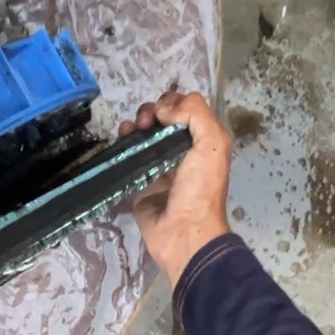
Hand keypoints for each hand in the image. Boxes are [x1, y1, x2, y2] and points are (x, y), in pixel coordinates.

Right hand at [120, 91, 232, 281]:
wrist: (183, 232)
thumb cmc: (200, 189)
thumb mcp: (212, 144)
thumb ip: (195, 114)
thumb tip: (164, 110)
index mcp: (203, 140)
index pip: (186, 107)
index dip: (173, 102)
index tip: (165, 113)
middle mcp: (182, 149)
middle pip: (164, 116)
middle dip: (153, 110)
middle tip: (148, 123)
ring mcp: (159, 164)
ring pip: (145, 131)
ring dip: (137, 122)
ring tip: (133, 129)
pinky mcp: (140, 179)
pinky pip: (129, 154)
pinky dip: (124, 140)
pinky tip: (122, 138)